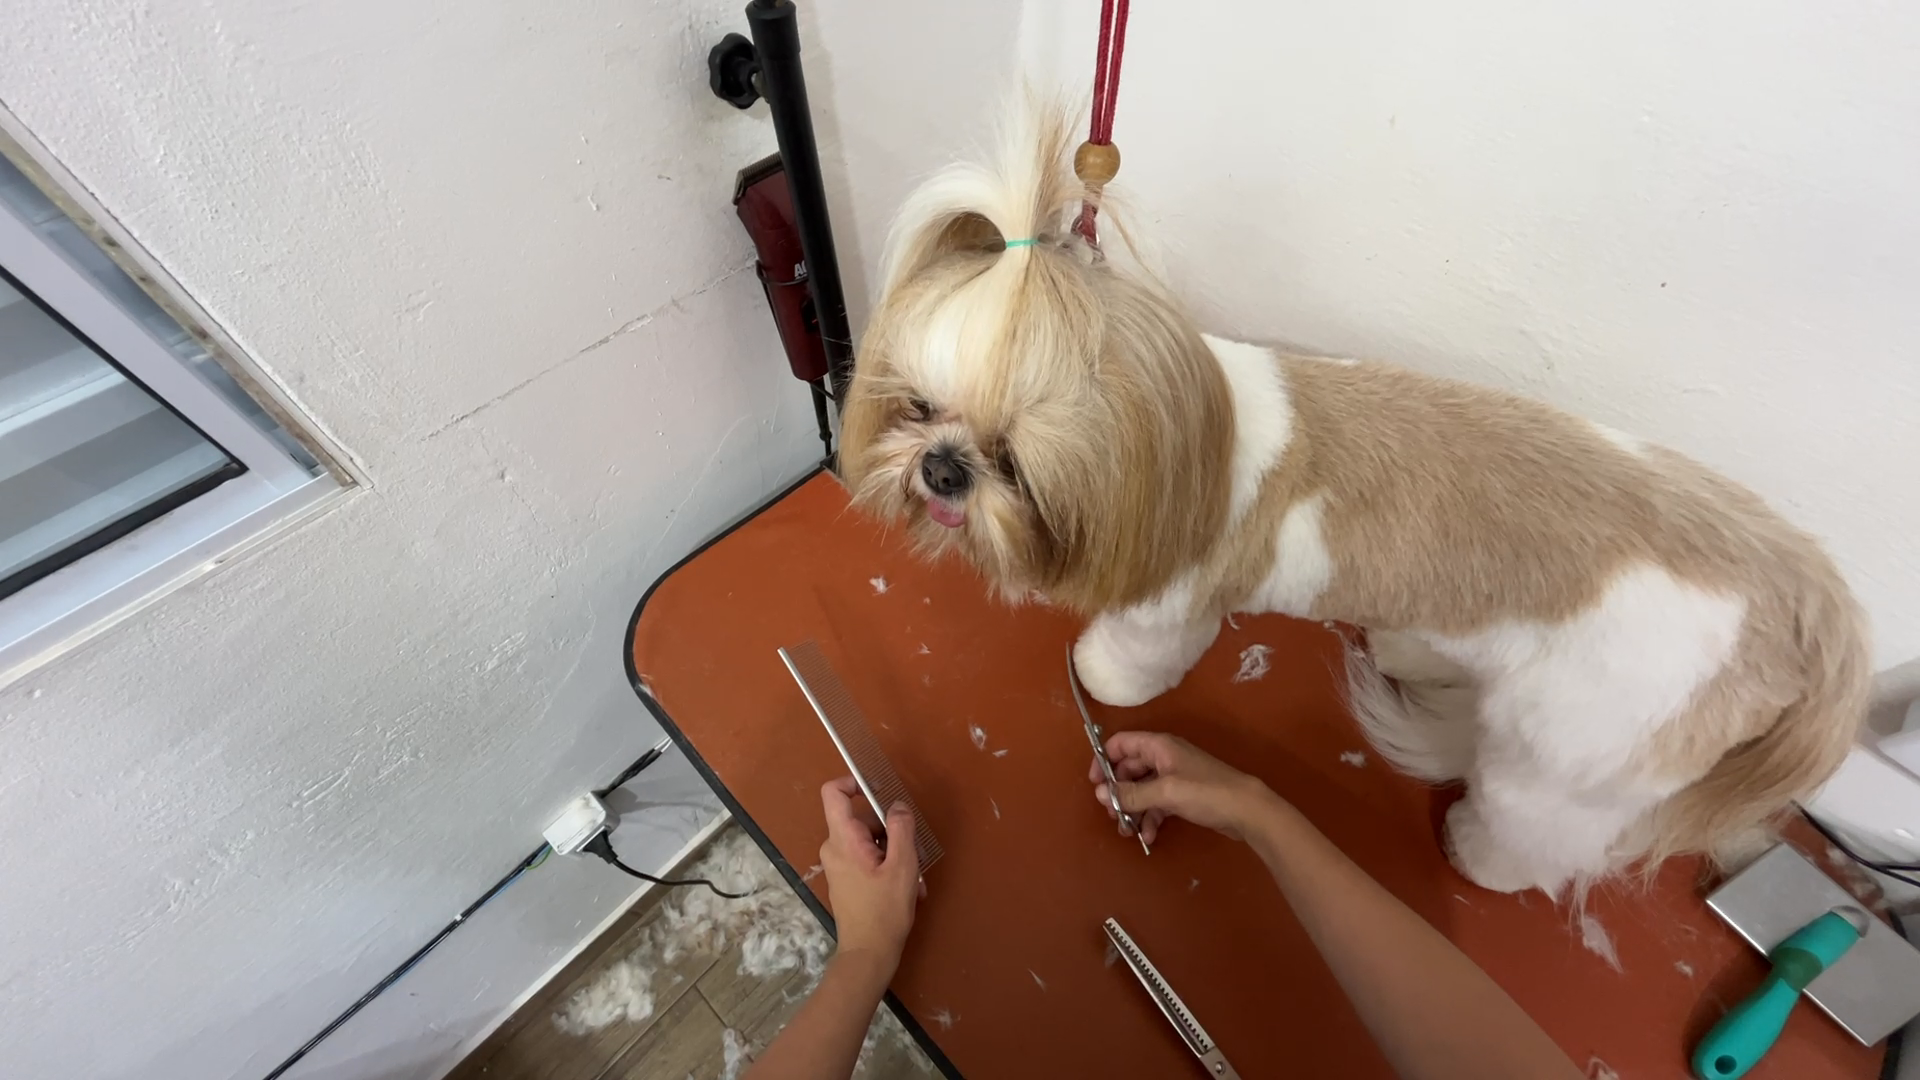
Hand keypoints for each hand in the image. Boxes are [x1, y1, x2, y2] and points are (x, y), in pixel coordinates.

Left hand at [817, 777, 920, 966]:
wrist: (867, 957)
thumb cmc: (884, 910)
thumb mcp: (903, 865)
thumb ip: (901, 829)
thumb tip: (897, 806)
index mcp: (843, 839)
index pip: (833, 793)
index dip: (852, 782)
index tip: (878, 789)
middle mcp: (834, 847)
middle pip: (861, 819)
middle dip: (891, 830)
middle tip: (914, 851)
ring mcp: (839, 864)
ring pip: (869, 840)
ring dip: (894, 852)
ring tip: (914, 877)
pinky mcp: (846, 879)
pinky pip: (867, 857)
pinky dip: (887, 865)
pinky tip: (907, 887)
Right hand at [1090, 731, 1276, 844]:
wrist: (1248, 811)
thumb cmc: (1205, 792)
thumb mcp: (1165, 792)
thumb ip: (1131, 794)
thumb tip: (1100, 793)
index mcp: (1158, 746)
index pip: (1121, 743)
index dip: (1104, 760)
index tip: (1095, 783)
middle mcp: (1163, 758)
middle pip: (1129, 769)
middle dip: (1118, 791)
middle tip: (1111, 813)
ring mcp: (1173, 778)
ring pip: (1142, 790)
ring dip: (1132, 809)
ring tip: (1127, 830)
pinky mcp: (1182, 796)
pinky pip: (1156, 804)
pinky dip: (1150, 818)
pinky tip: (1148, 837)